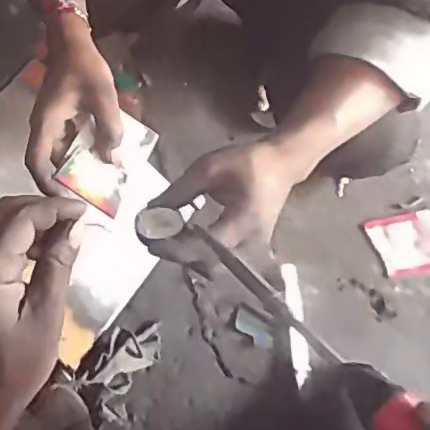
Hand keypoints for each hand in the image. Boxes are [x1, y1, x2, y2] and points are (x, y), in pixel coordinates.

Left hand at [0, 196, 88, 414]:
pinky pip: (0, 244)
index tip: (87, 210)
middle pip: (7, 212)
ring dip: (35, 221)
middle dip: (44, 207)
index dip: (56, 208)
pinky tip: (49, 253)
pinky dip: (25, 238)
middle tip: (79, 218)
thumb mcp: (45, 318)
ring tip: (70, 233)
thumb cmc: (13, 369)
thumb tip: (76, 229)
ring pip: (2, 224)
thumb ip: (58, 268)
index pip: (22, 217)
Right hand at [26, 30, 124, 191]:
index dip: (45, 183)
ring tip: (97, 175)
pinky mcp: (59, 113)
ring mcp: (50, 119)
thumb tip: (111, 159)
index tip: (62, 198)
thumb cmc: (84, 66)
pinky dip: (81, 146)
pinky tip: (100, 150)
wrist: (71, 39)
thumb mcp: (102, 98)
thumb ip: (109, 130)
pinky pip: (67, 137)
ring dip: (75, 162)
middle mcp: (42, 124)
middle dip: (66, 177)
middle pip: (47, 160)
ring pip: (59, 149)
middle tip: (88, 191)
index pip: (35, 161)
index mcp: (45, 123)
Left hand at [151, 139, 310, 272]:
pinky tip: (182, 236)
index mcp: (242, 222)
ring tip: (164, 234)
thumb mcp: (208, 169)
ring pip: (212, 266)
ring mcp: (252, 251)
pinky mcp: (249, 250)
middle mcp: (249, 244)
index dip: (172, 247)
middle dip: (175, 254)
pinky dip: (197, 252)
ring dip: (185, 254)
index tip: (147, 238)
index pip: (203, 247)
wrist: (281, 165)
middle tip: (151, 236)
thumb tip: (151, 211)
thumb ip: (179, 192)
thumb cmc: (248, 162)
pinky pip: (219, 259)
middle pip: (205, 264)